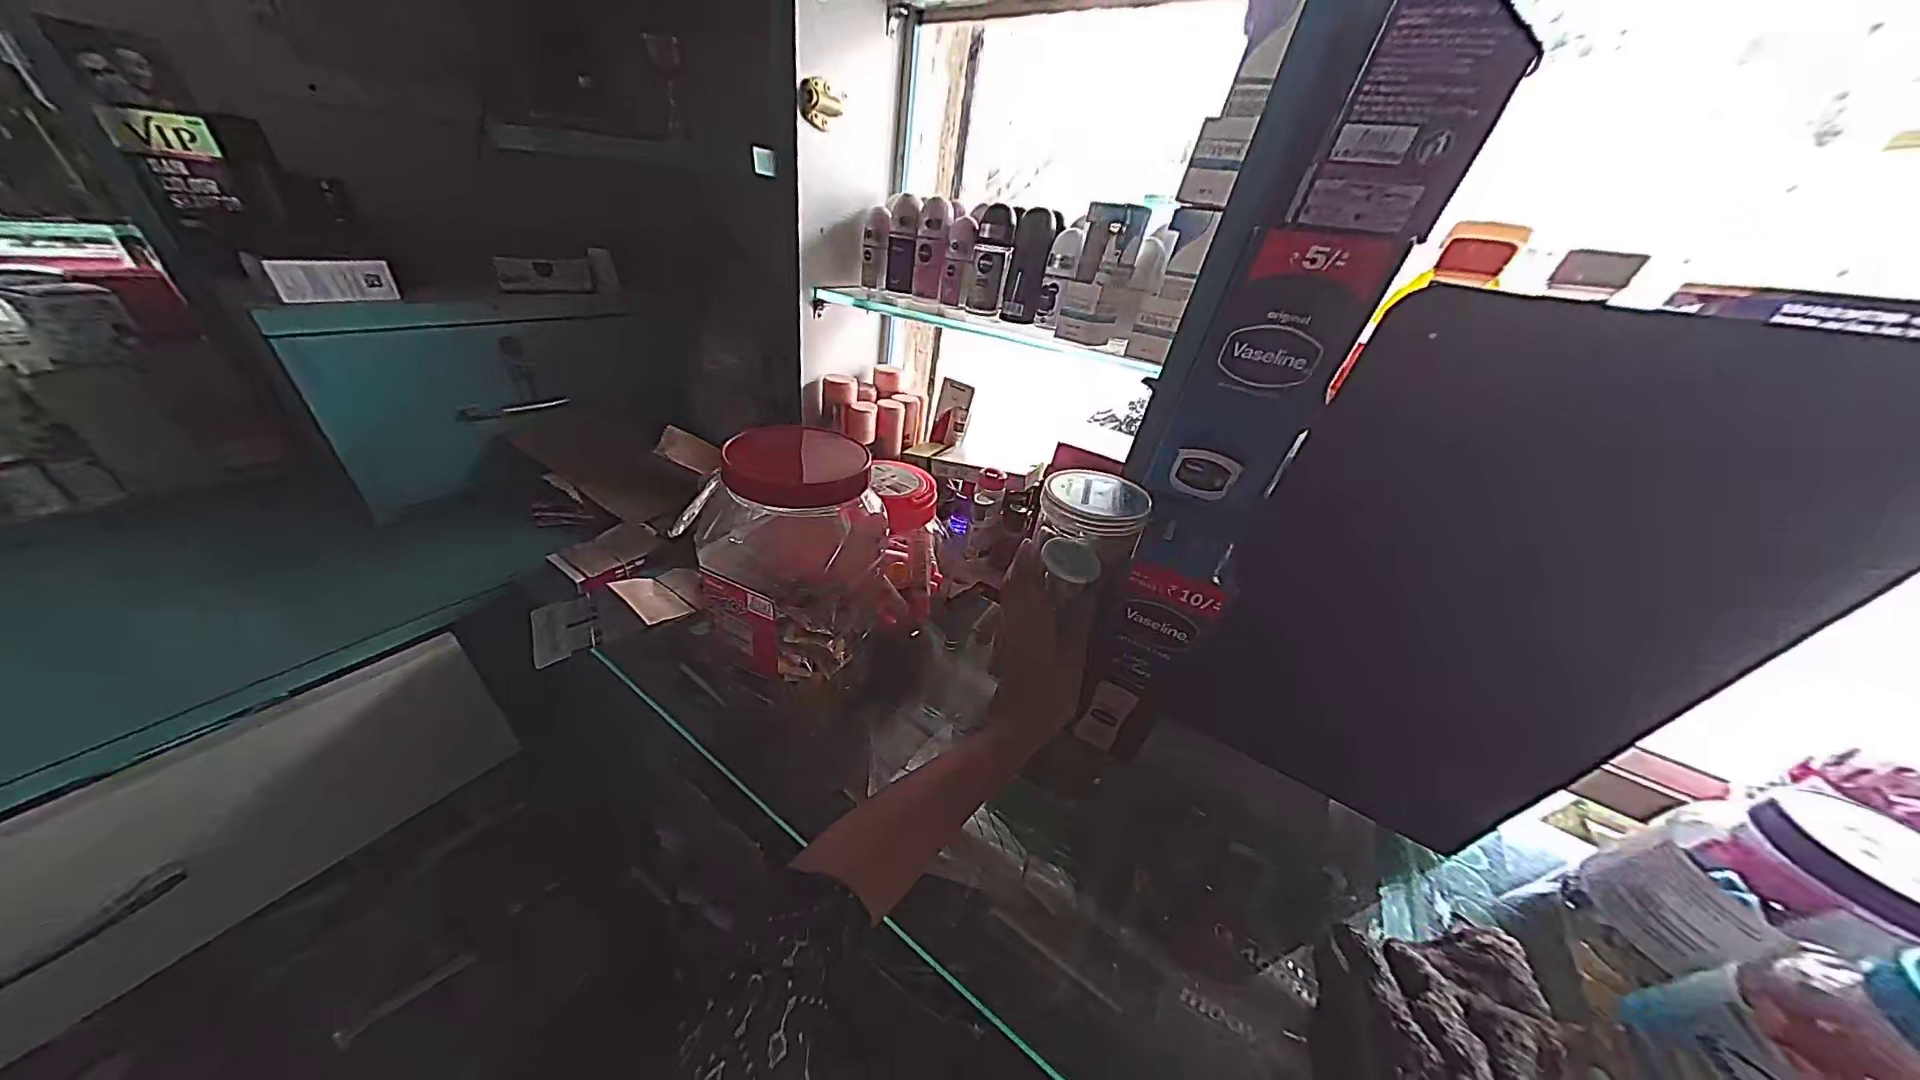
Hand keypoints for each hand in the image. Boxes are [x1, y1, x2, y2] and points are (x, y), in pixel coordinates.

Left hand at [986, 538, 1093, 744]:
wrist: (1015, 725)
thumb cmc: (1047, 696)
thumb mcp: (1072, 661)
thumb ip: (1078, 626)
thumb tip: (1088, 597)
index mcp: (1030, 618)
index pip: (1024, 576)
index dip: (1029, 554)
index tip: (1039, 536)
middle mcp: (1013, 618)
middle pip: (1013, 580)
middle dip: (1025, 560)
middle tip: (1045, 546)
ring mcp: (1004, 630)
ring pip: (1010, 594)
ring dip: (1022, 576)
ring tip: (1045, 566)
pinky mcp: (1003, 642)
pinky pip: (1011, 608)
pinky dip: (1021, 596)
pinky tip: (1039, 599)